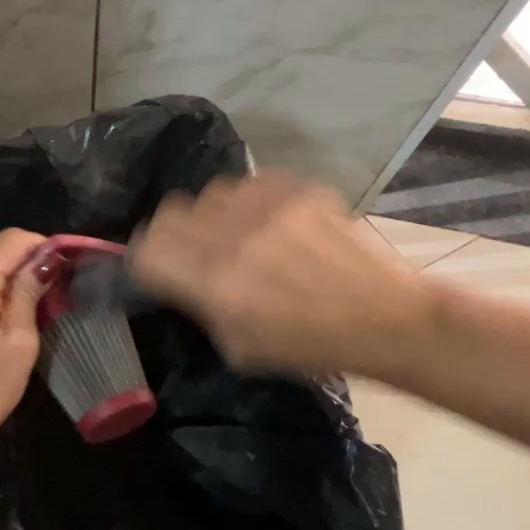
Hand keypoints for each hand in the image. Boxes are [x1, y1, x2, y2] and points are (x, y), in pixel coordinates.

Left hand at [0, 228, 49, 478]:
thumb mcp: (20, 339)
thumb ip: (31, 290)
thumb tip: (49, 257)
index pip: (13, 239)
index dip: (45, 245)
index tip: (70, 262)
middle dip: (28, 257)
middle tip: (58, 282)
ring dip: (9, 270)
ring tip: (38, 296)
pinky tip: (9, 306)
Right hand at [129, 172, 434, 377]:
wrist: (387, 319)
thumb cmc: (309, 346)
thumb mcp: (237, 346)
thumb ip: (199, 306)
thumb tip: (178, 280)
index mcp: (213, 283)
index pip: (146, 248)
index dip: (143, 257)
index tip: (154, 266)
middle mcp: (232, 237)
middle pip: (169, 213)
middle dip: (171, 232)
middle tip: (189, 250)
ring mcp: (266, 208)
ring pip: (209, 193)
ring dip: (211, 214)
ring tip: (232, 233)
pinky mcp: (296, 190)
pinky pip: (250, 183)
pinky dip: (249, 201)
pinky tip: (266, 222)